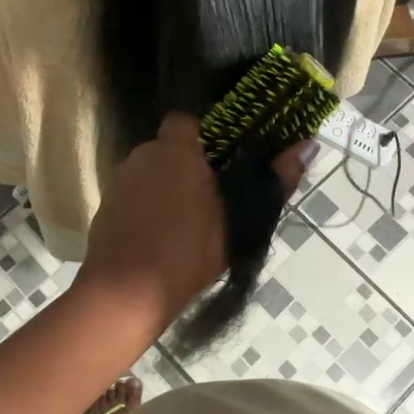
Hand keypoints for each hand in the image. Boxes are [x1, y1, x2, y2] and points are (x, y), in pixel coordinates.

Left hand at [76, 113, 315, 328]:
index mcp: (174, 150)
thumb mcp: (239, 219)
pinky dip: (148, 210)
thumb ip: (274, 180)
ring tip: (189, 225)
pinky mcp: (105, 208)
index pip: (185, 121)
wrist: (125, 292)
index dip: (205, 137)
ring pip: (152, 175)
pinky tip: (162, 239)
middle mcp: (141, 156)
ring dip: (168, 189)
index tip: (224, 162)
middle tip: (215, 200)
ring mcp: (118, 182)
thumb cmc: (187, 251)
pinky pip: (135, 197)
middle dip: (189, 168)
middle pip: (170, 150)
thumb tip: (308, 144)